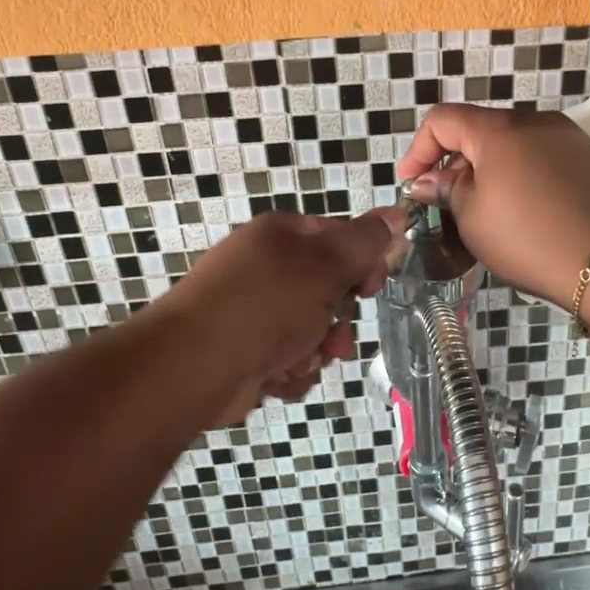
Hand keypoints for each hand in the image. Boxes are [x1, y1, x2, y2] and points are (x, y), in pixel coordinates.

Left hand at [157, 209, 400, 425]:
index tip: (369, 288)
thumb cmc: (263, 306)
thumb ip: (365, 241)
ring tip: (299, 363)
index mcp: (282, 236)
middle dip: (338, 320)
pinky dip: (291, 373)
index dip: (363, 264)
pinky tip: (277, 378)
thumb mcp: (324, 265)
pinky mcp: (248, 353)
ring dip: (316, 352)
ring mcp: (256, 313)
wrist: (192, 368)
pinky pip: (291, 361)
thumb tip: (398, 211)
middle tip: (333, 335)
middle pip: (330, 291)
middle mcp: (267, 269)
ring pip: (314, 332)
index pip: (342, 238)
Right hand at [396, 104, 589, 306]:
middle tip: (446, 201)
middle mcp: (535, 120)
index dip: (419, 149)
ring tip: (485, 211)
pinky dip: (521, 176)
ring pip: (513, 144)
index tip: (412, 184)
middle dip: (455, 161)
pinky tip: (524, 212)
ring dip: (489, 170)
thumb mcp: (474, 219)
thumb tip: (431, 179)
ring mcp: (568, 137)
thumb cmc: (531, 239)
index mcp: (499, 128)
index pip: (443, 120)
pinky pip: (541, 158)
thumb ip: (448, 189)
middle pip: (480, 129)